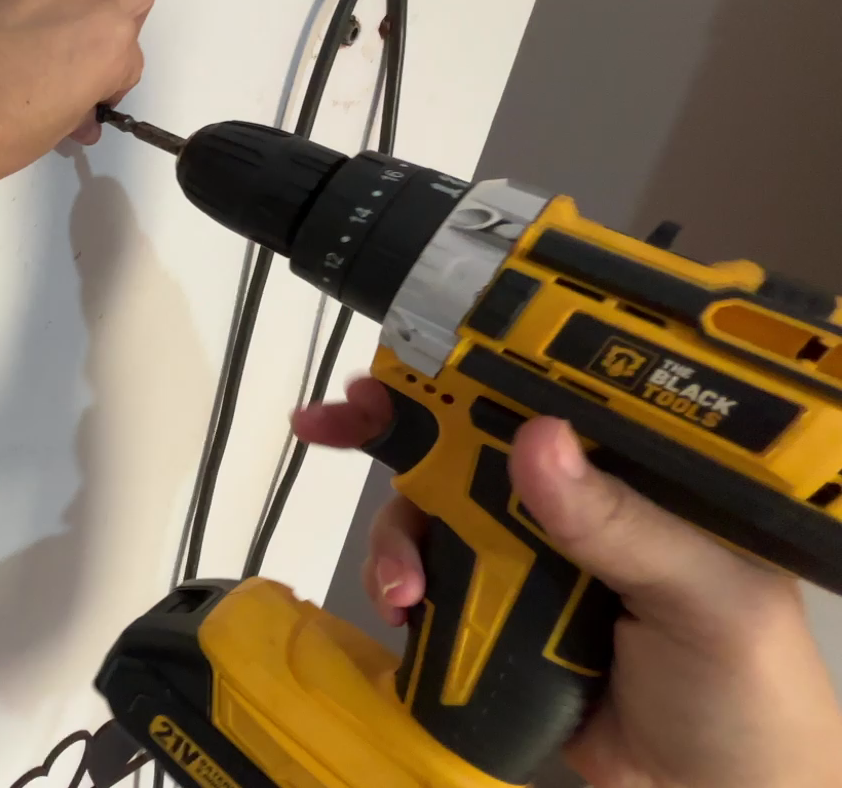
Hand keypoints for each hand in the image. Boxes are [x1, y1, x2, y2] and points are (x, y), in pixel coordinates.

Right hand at [294, 379, 841, 787]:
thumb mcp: (708, 607)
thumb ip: (626, 528)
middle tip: (326, 422)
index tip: (401, 368)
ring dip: (391, 536)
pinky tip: (398, 605)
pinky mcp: (480, 589)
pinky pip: (416, 561)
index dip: (468, 374)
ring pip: (423, 504)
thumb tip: (538, 437)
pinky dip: (390, 575)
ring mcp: (515, 544)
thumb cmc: (744, 701)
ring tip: (398, 590)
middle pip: (459, 442)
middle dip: (384, 427)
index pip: (543, 403)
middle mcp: (563, 498)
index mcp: (631, 480)